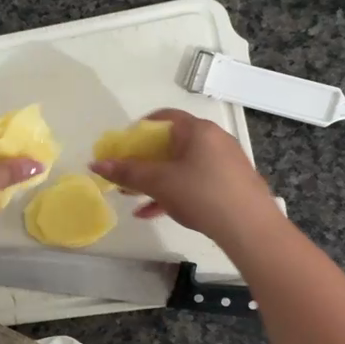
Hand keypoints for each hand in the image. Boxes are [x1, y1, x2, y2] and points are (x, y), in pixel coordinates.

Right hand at [88, 109, 282, 245]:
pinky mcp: (229, 184)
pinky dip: (172, 192)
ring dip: (154, 179)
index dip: (138, 128)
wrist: (249, 226)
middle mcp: (213, 140)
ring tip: (133, 197)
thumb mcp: (158, 182)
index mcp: (198, 130)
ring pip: (181, 165)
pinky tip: (151, 213)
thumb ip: (126, 172)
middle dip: (143, 160)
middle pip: (170, 143)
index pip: (164, 117)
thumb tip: (95, 163)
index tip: (122, 145)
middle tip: (125, 174)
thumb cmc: (201, 193)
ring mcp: (223, 163)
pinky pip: (193, 181)